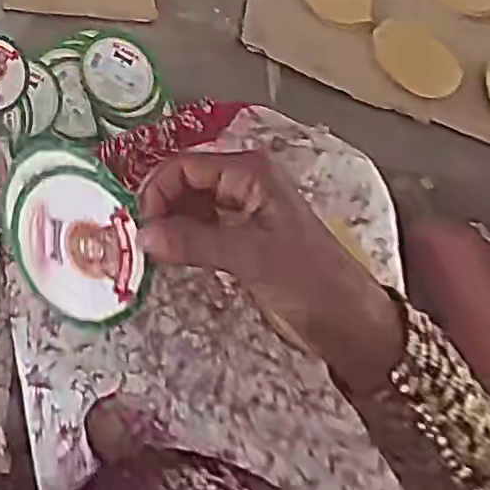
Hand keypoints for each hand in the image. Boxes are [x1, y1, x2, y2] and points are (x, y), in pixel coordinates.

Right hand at [138, 151, 401, 391]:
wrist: (350, 323)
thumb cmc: (308, 279)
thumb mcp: (249, 256)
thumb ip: (194, 242)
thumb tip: (142, 235)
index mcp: (248, 170)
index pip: (186, 166)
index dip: (158, 189)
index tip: (139, 223)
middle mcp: (242, 180)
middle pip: (186, 180)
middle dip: (160, 204)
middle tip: (139, 237)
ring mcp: (242, 206)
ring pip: (191, 203)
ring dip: (169, 221)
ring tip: (149, 248)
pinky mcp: (241, 233)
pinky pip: (201, 225)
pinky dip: (182, 236)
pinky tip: (169, 254)